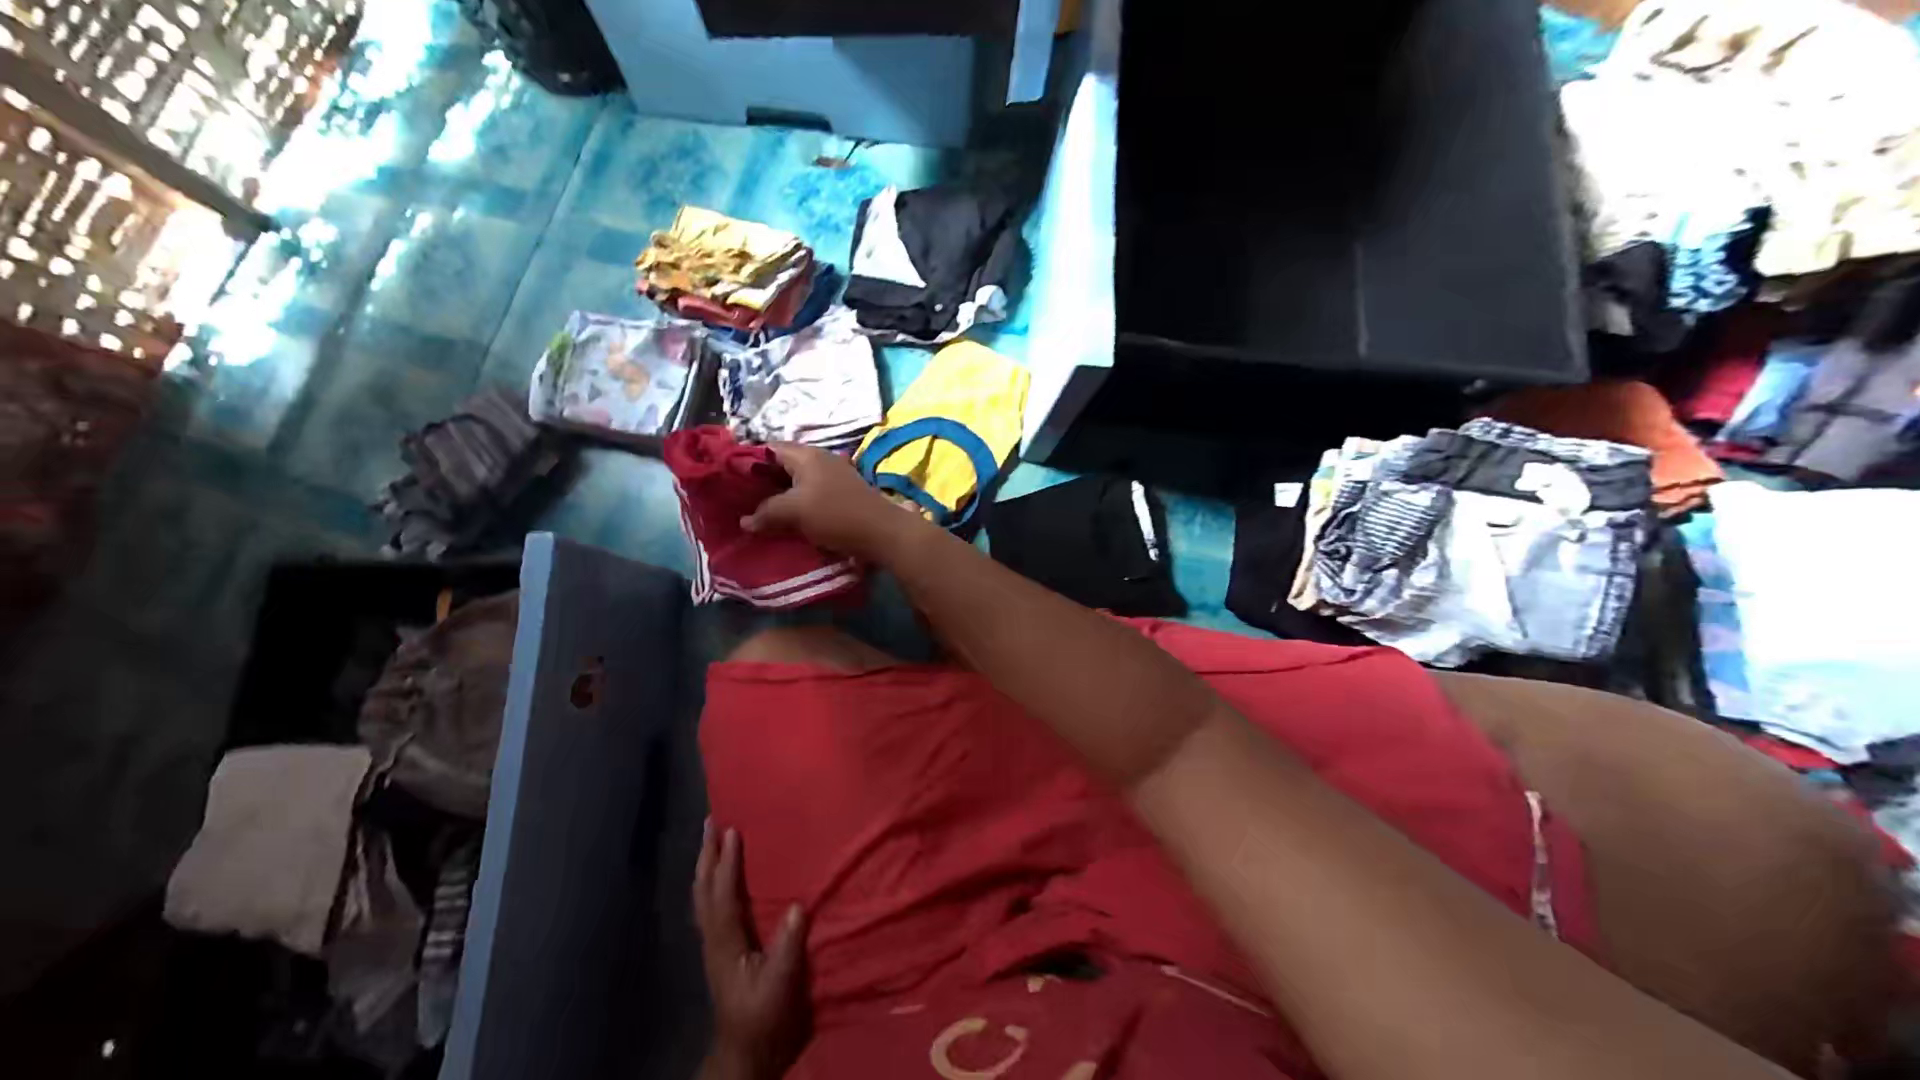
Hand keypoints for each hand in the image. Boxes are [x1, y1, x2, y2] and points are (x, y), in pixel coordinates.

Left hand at [693, 821, 809, 1079]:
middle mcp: (714, 939)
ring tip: (711, 839)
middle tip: (710, 821)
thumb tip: (798, 906)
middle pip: (704, 891)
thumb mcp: (781, 986)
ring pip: (702, 897)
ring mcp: (713, 945)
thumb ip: (788, 948)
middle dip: (706, 855)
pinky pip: (709, 907)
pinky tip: (717, 877)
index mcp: (727, 943)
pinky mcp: (720, 950)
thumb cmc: (765, 1017)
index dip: (727, 863)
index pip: (723, 895)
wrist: (746, 1052)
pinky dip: (710, 883)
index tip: (732, 830)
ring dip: (705, 865)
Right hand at [742, 442, 919, 561]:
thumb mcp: (794, 512)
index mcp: (806, 455)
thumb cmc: (836, 514)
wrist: (883, 533)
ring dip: (779, 496)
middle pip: (782, 465)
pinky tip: (787, 520)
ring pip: (796, 482)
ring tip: (760, 513)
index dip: (747, 461)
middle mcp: (820, 459)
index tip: (729, 480)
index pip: (768, 448)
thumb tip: (744, 521)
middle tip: (741, 500)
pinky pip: (810, 495)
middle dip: (761, 482)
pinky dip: (797, 504)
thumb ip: (766, 512)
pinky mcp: (842, 495)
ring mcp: (833, 476)